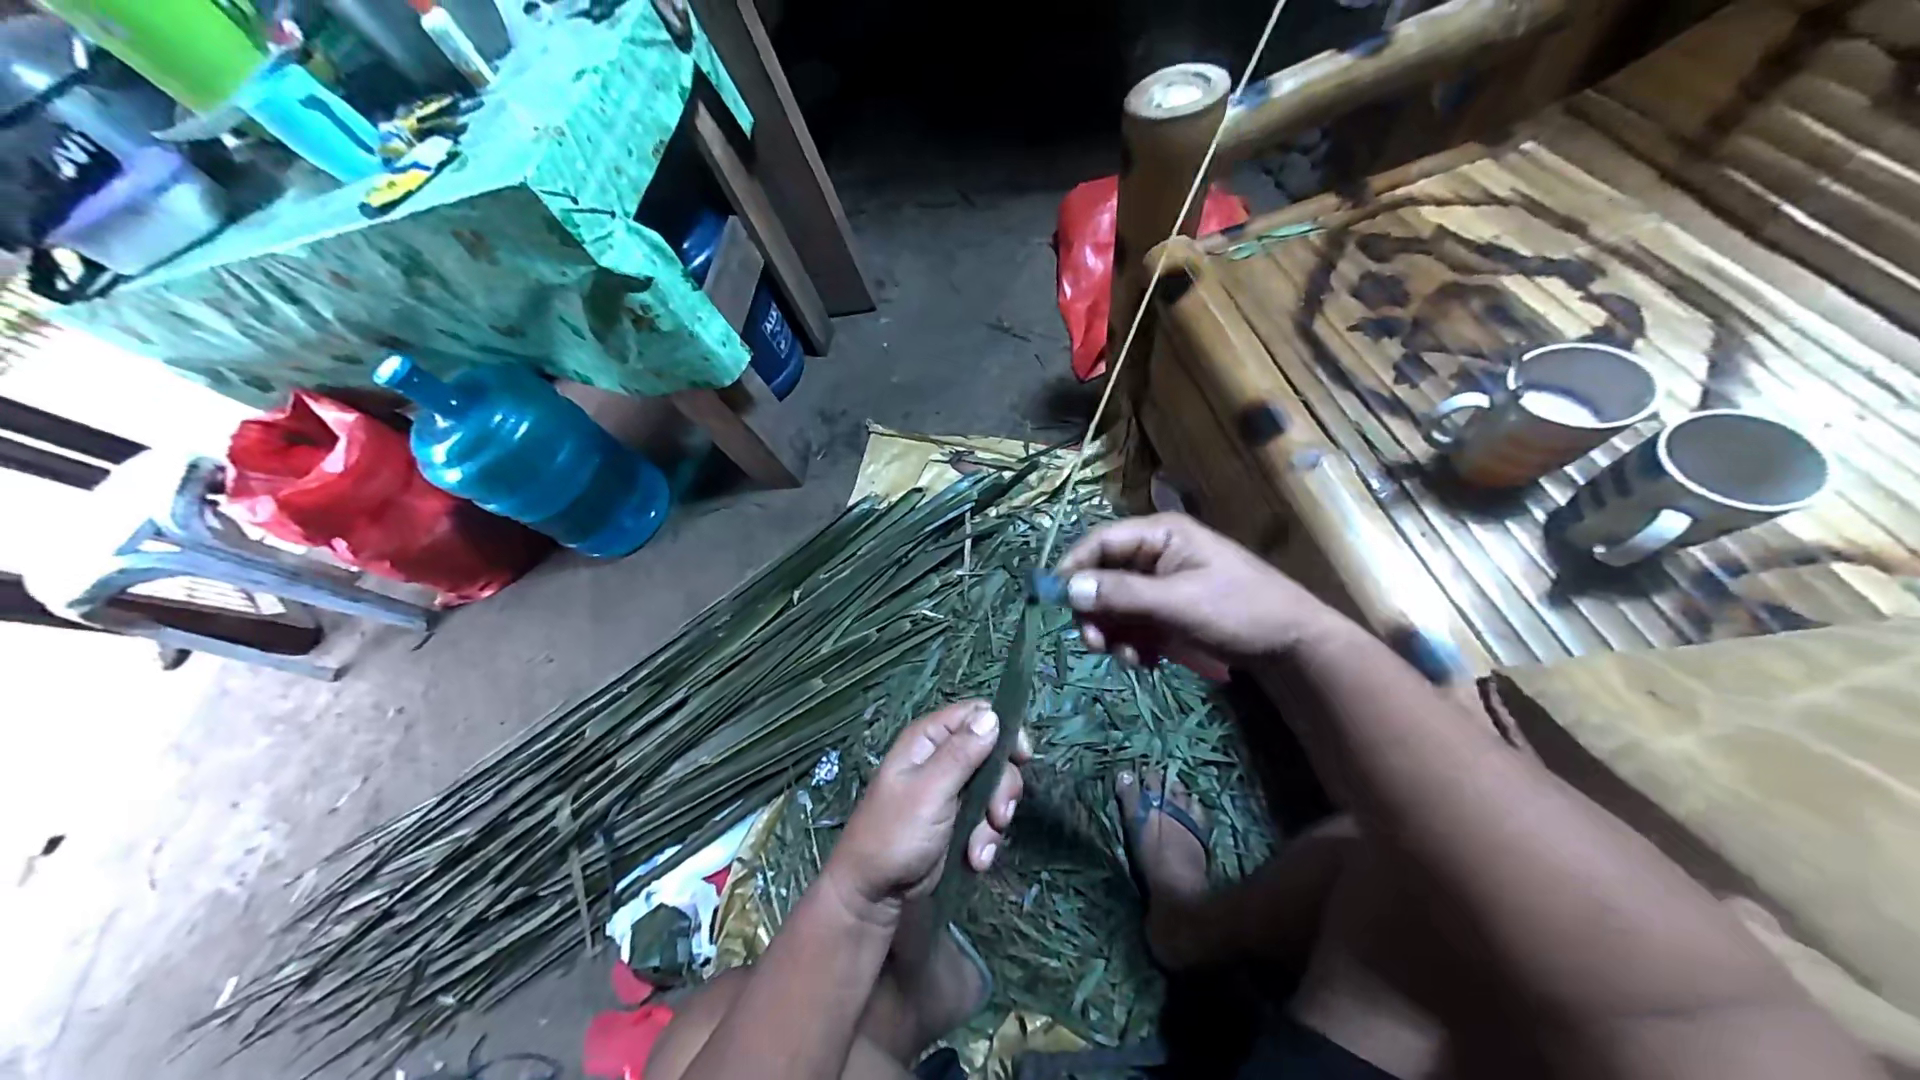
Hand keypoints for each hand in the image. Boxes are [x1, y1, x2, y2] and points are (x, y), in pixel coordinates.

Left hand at [824, 701, 1028, 919]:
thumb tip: (992, 716)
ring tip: (978, 848)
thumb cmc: (895, 834)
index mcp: (928, 740)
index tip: (1020, 756)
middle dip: (1002, 787)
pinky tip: (975, 860)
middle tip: (998, 815)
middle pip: (993, 753)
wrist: (875, 894)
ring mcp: (952, 791)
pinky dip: (986, 840)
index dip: (1001, 730)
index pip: (975, 714)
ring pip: (995, 789)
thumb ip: (961, 754)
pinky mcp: (959, 820)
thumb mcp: (929, 791)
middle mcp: (941, 759)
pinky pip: (987, 819)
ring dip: (993, 820)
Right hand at [1057, 513, 1339, 666]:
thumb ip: (1122, 594)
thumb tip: (1067, 589)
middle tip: (1094, 643)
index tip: (1054, 601)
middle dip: (1095, 611)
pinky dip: (1133, 643)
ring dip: (1115, 633)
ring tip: (1130, 658)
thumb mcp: (1177, 602)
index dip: (1073, 568)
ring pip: (1116, 605)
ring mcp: (1162, 583)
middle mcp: (1156, 554)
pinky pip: (1134, 623)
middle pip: (1103, 576)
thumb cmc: (1238, 610)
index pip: (1100, 542)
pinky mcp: (1169, 610)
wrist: (1292, 645)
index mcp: (1160, 535)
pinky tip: (1147, 661)